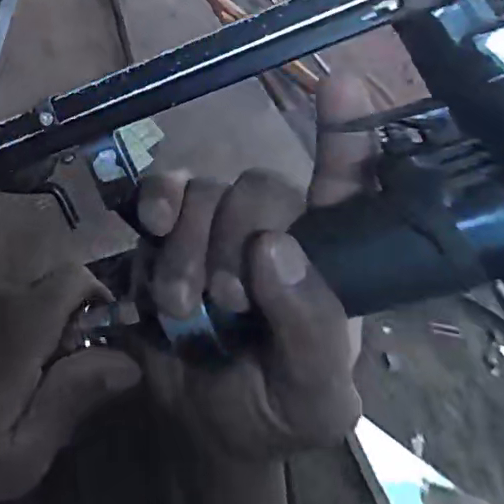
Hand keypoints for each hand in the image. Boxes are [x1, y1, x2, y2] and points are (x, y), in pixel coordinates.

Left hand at [0, 265, 142, 503]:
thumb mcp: (24, 450)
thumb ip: (76, 395)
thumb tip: (129, 361)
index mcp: (17, 323)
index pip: (75, 276)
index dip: (98, 300)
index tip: (100, 347)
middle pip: (52, 290)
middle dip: (69, 328)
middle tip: (59, 388)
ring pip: (26, 300)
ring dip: (38, 334)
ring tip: (22, 392)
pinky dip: (11, 333)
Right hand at [132, 75, 381, 462]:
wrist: (193, 419)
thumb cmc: (271, 405)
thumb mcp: (313, 397)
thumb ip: (311, 333)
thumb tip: (276, 250)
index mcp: (330, 258)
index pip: (350, 186)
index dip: (348, 134)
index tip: (344, 84)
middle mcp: (276, 226)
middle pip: (262, 188)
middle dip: (238, 241)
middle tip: (227, 302)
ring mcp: (216, 222)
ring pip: (206, 191)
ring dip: (188, 248)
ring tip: (181, 305)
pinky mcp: (166, 225)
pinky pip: (160, 190)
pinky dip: (156, 204)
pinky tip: (154, 227)